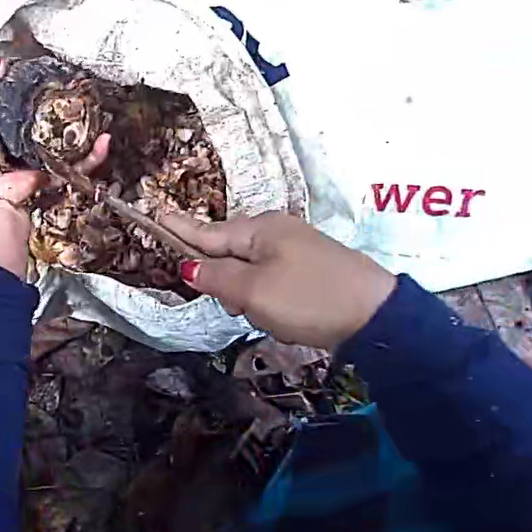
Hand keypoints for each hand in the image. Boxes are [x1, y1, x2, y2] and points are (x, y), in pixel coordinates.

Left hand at [0, 55, 109, 277]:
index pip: (16, 107)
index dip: (29, 91)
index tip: (45, 72)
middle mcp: (20, 148)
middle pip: (46, 124)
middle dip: (63, 109)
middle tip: (77, 89)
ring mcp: (40, 165)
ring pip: (67, 144)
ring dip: (83, 130)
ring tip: (95, 111)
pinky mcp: (56, 180)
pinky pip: (79, 166)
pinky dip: (94, 155)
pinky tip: (103, 140)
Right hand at [161, 212, 395, 349]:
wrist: (376, 315)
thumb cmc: (308, 299)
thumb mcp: (254, 292)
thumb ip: (217, 278)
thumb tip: (188, 267)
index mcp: (260, 229)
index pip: (208, 232)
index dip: (180, 230)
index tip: (156, 215)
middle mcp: (276, 231)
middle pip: (229, 253)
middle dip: (226, 282)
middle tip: (241, 306)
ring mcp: (295, 248)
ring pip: (250, 271)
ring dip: (250, 296)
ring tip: (270, 315)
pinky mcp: (310, 268)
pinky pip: (272, 280)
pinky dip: (269, 299)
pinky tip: (284, 315)